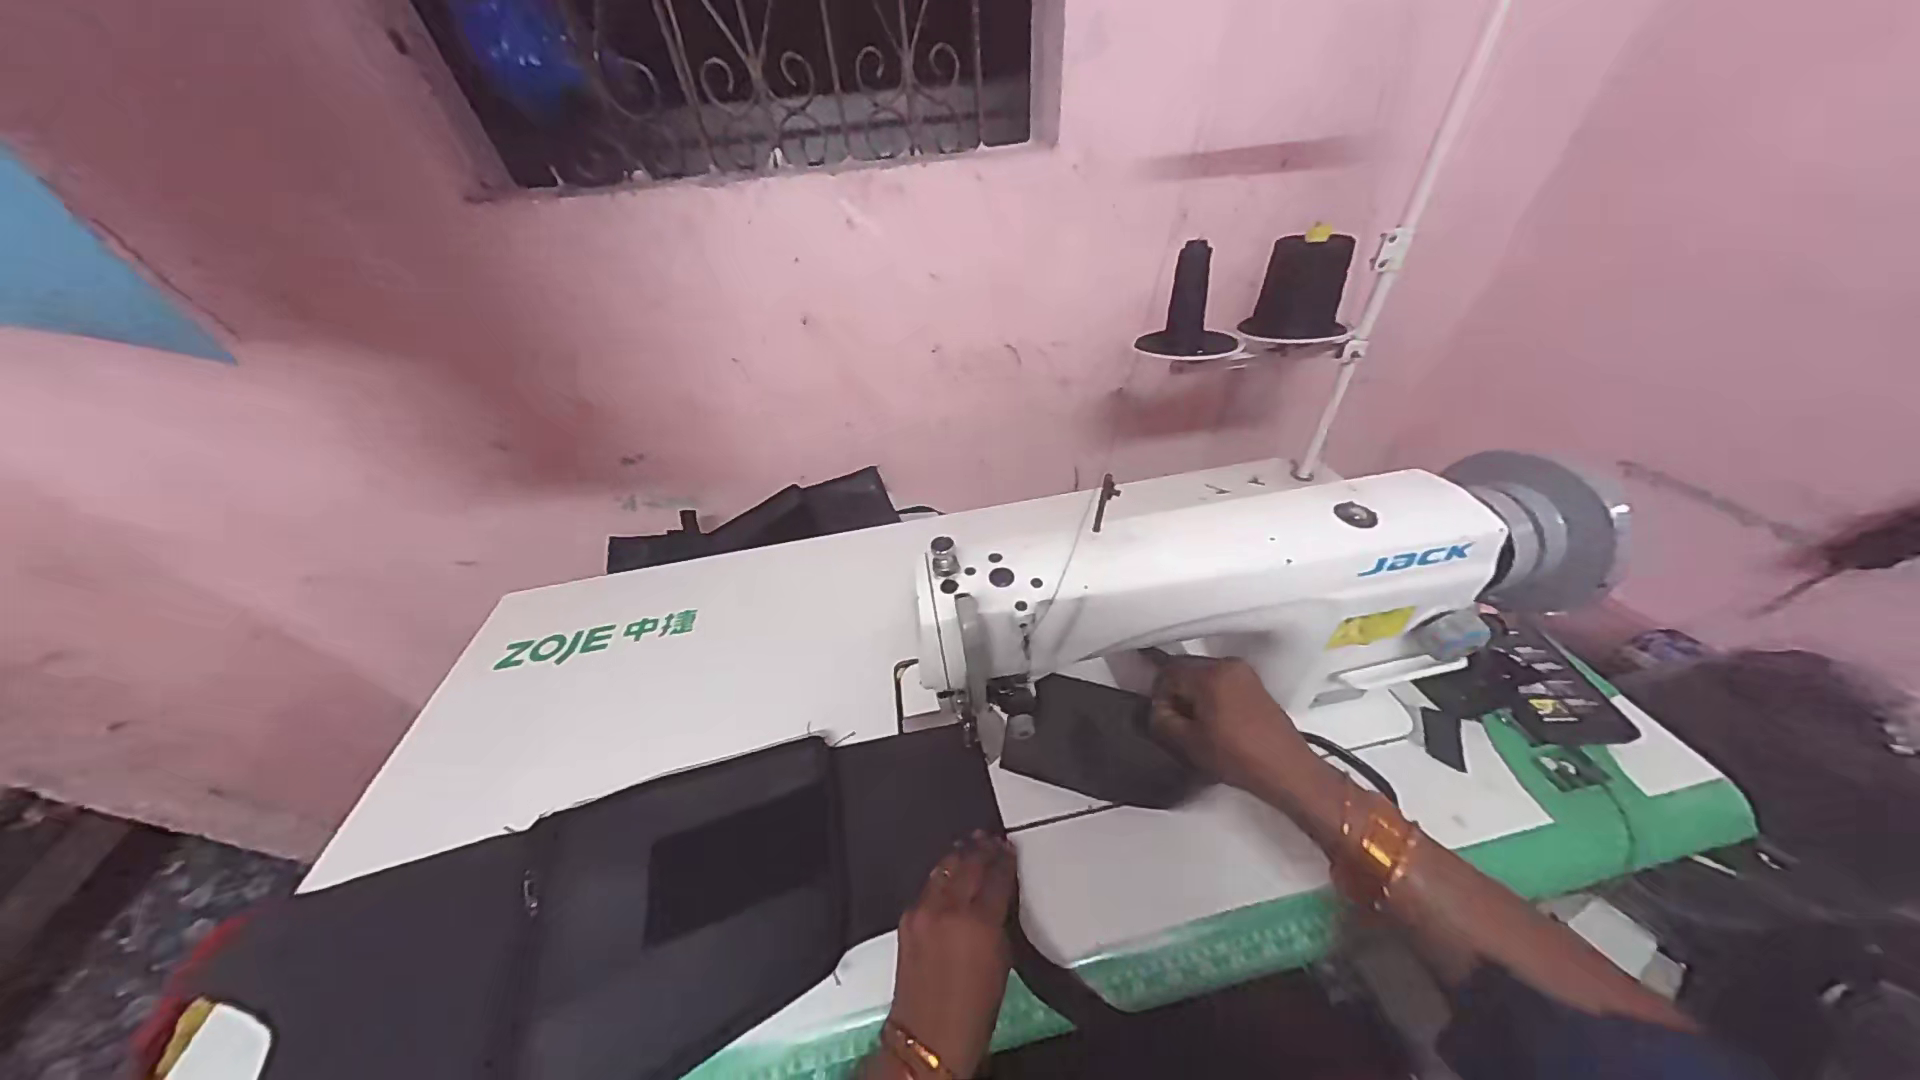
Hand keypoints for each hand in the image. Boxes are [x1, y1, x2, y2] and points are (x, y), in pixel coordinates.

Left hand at [887, 831, 1015, 1078]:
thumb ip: (999, 922)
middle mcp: (949, 908)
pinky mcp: (907, 917)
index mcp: (980, 922)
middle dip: (982, 849)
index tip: (1009, 848)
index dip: (1004, 859)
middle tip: (991, 838)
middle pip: (969, 864)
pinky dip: (942, 873)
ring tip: (970, 843)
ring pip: (945, 867)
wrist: (927, 1037)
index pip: (996, 877)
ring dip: (960, 854)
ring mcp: (924, 910)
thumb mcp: (1002, 963)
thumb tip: (997, 897)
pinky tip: (949, 870)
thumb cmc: (975, 1011)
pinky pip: (928, 885)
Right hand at [1146, 651, 1310, 789]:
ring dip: (1193, 693)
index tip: (1163, 717)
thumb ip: (1161, 719)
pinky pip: (1220, 680)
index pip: (1167, 671)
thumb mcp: (1187, 742)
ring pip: (1202, 674)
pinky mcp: (1254, 684)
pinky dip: (1211, 694)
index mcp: (1210, 674)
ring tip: (1197, 723)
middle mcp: (1228, 664)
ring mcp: (1244, 672)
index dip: (1159, 694)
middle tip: (1176, 720)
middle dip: (1175, 691)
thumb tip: (1157, 708)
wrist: (1286, 770)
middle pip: (1185, 668)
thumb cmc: (1237, 757)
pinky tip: (1214, 720)